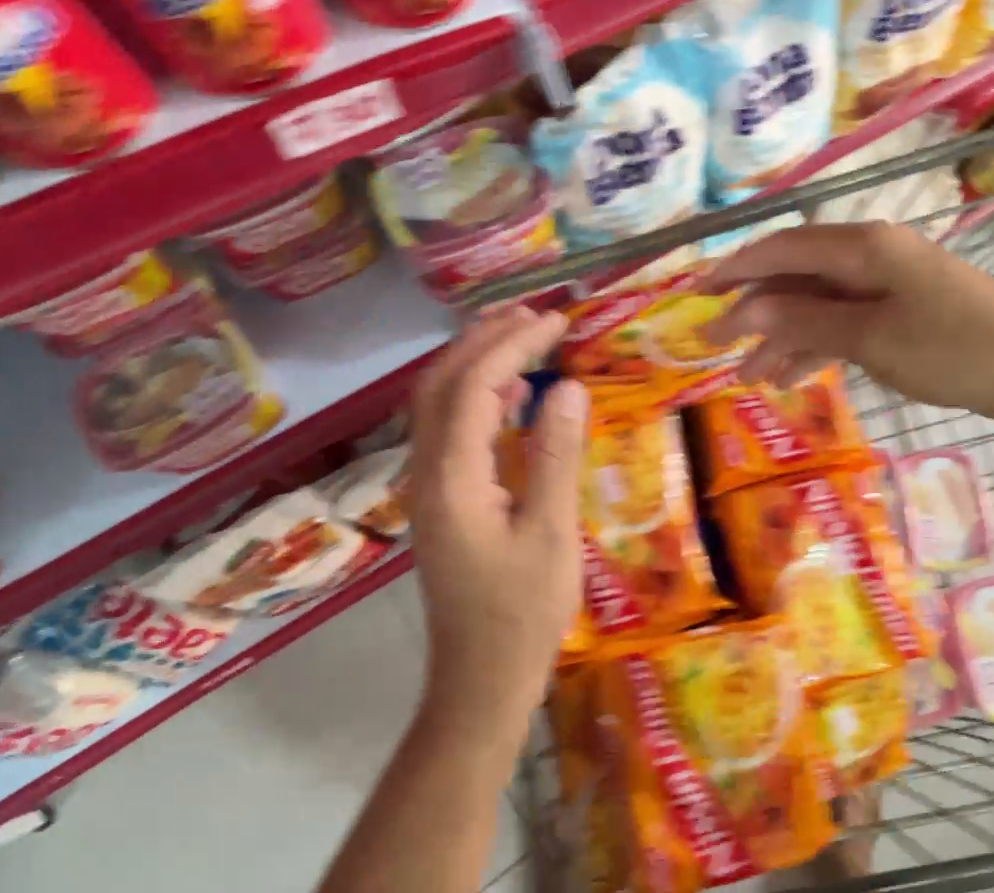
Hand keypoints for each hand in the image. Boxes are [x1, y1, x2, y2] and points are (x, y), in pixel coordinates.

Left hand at [408, 307, 588, 726]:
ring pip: (439, 403)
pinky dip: (478, 396)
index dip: (515, 344)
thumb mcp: (551, 535)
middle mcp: (427, 472)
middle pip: (442, 383)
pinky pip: (449, 429)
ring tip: (523, 336)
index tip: (558, 321)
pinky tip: (514, 398)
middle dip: (485, 339)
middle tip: (535, 313)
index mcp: (452, 477)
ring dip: (476, 362)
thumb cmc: (521, 615)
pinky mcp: (441, 500)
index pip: (475, 386)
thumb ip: (556, 456)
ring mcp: (428, 486)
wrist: (479, 681)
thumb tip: (566, 386)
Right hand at [702, 222, 993, 420]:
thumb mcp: (869, 339)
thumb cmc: (951, 349)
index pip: (782, 247)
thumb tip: (741, 310)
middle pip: (797, 276)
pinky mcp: (903, 310)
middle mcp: (871, 254)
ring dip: (784, 336)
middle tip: (717, 346)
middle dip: (756, 311)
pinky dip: (818, 345)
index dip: (735, 269)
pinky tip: (793, 376)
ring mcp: (889, 282)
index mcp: (862, 246)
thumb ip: (802, 322)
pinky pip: (846, 321)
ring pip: (819, 303)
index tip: (696, 294)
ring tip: (749, 377)